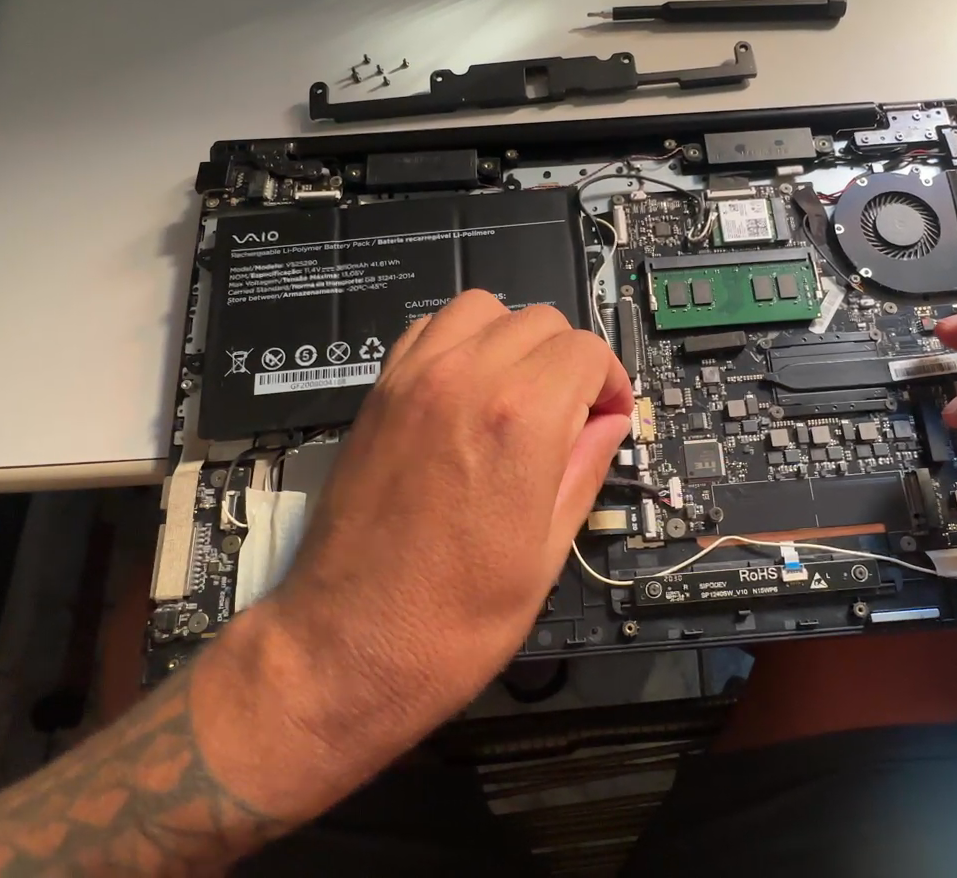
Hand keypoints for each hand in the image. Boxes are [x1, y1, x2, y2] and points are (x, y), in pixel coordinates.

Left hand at [204, 291, 631, 813]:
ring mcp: (412, 380)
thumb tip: (608, 424)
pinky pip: (428, 330)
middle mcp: (464, 380)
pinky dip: (460, 342)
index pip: (586, 350)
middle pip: (541, 321)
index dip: (610, 381)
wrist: (346, 647)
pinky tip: (468, 390)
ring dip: (515, 338)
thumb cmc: (452, 620)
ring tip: (520, 393)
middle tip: (572, 413)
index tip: (608, 417)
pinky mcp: (378, 394)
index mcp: (519, 419)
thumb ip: (585, 468)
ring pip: (484, 308)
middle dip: (570, 360)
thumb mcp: (547, 551)